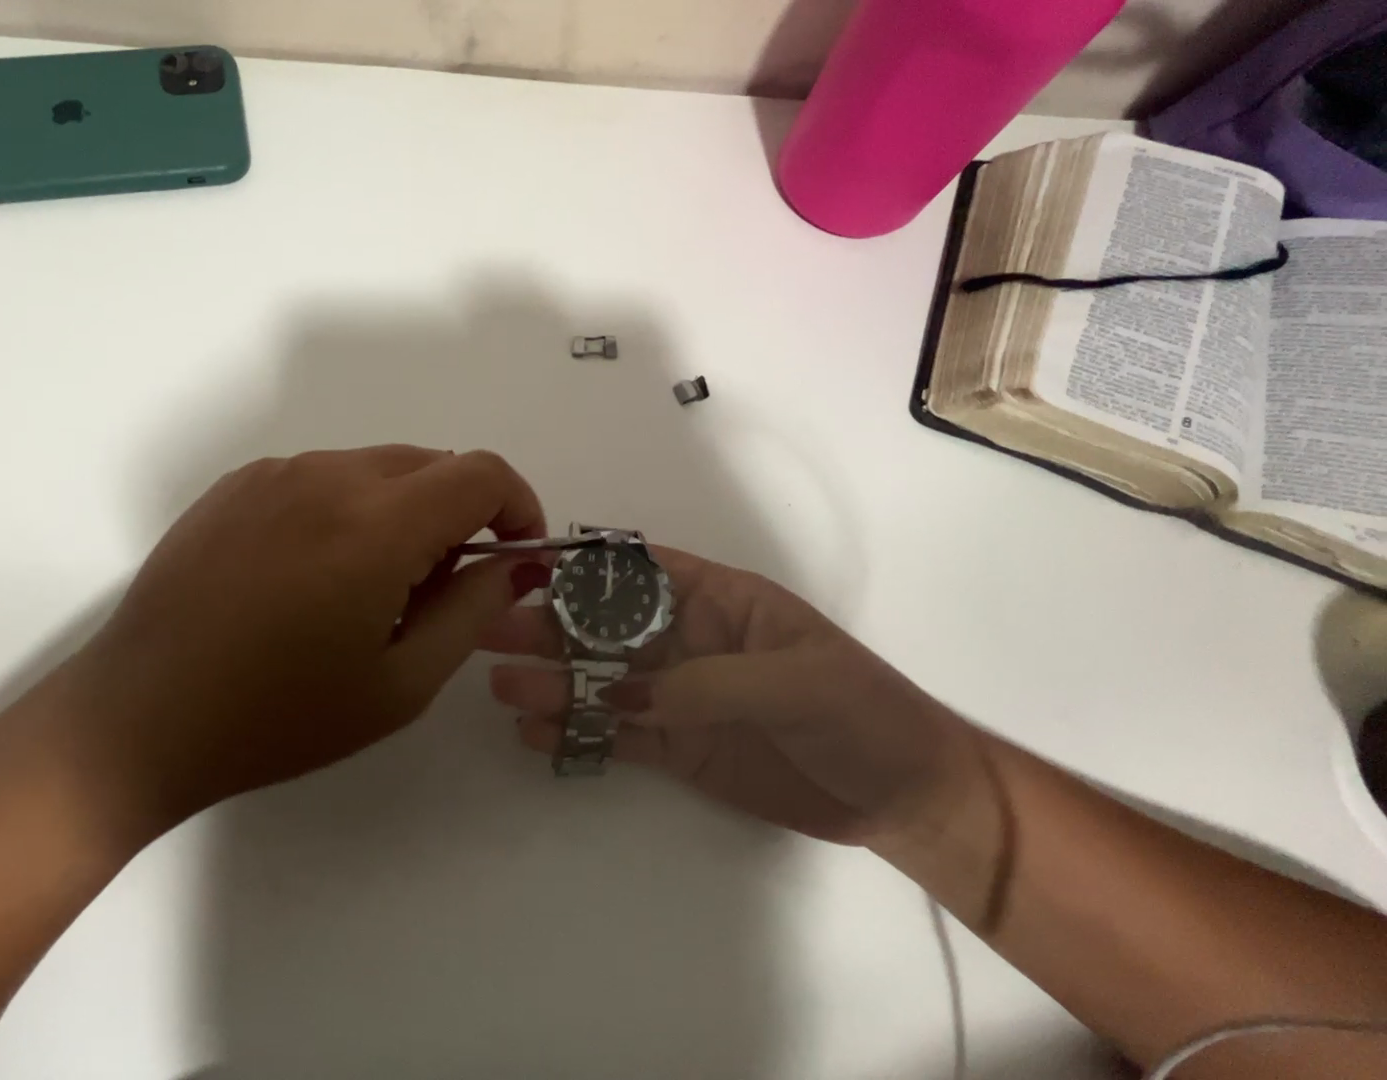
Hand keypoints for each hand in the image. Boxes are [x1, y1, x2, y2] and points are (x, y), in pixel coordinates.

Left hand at [70, 446, 549, 827]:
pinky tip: (311, 577)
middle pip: (430, 465)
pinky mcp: (234, 486)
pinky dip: (347, 510)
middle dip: (459, 516)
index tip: (515, 556)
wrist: (141, 715)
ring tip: (367, 592)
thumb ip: (471, 611)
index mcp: (375, 524)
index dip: (517, 506)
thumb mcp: (399, 684)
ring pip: (375, 469)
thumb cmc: (279, 717)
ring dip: (402, 513)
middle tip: (436, 593)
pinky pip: (320, 478)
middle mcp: (326, 476)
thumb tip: (515, 564)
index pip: (480, 474)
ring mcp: (273, 474)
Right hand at [483, 547, 984, 845]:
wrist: (902, 796)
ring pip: (601, 682)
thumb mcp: (796, 682)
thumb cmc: (861, 713)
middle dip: (549, 627)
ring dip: (553, 682)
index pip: (640, 572)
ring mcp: (678, 695)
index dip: (585, 570)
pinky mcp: (677, 746)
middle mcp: (687, 641)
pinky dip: (577, 733)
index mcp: (719, 601)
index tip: (526, 571)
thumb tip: (621, 697)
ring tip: (502, 689)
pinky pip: (617, 735)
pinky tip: (535, 735)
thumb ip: (707, 683)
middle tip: (488, 631)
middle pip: (605, 627)